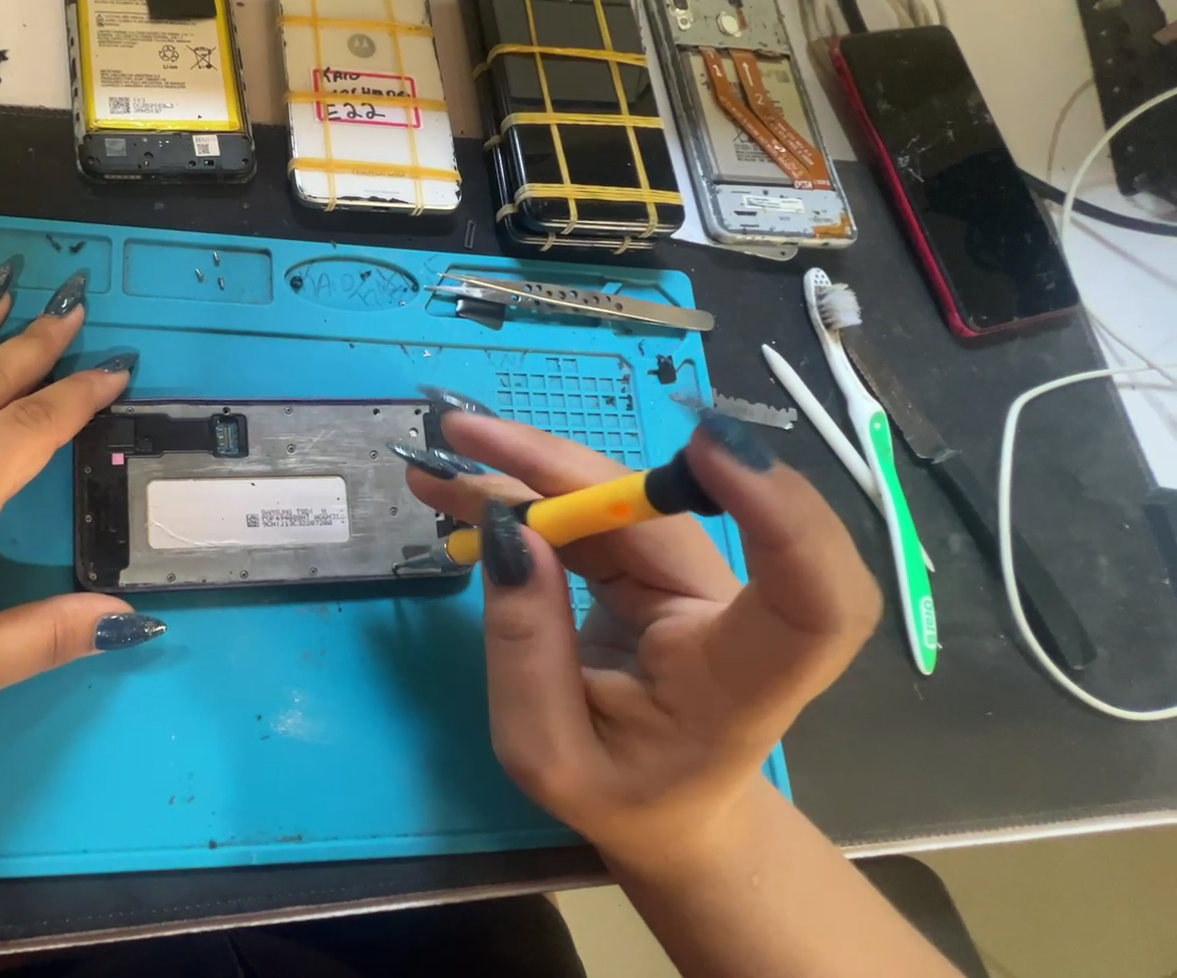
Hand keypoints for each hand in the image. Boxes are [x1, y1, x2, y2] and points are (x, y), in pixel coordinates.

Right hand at [406, 404, 880, 867]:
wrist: (669, 809)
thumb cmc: (621, 797)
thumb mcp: (543, 750)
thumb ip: (525, 649)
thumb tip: (509, 533)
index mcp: (736, 683)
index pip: (808, 599)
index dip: (779, 512)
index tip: (708, 443)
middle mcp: (725, 613)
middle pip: (660, 516)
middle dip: (554, 468)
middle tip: (460, 438)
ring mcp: (689, 582)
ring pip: (613, 502)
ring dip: (522, 476)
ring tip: (438, 472)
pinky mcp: (653, 570)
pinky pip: (587, 519)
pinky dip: (522, 501)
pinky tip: (465, 493)